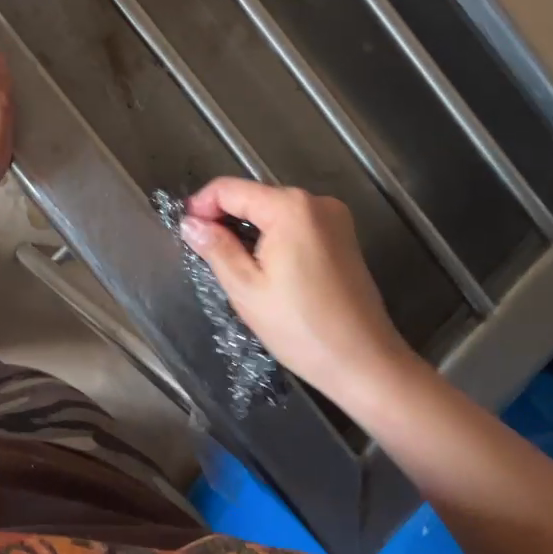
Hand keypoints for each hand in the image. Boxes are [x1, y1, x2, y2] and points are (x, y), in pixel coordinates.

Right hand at [179, 178, 416, 402]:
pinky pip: (295, 224)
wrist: (366, 364)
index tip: (187, 232)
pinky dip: (273, 237)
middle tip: (205, 253)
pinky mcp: (343, 237)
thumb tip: (190, 223)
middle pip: (254, 197)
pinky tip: (265, 268)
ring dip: (248, 229)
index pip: (230, 189)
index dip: (201, 205)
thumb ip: (215, 247)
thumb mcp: (246, 288)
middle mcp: (315, 202)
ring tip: (232, 264)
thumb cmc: (301, 328)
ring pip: (273, 211)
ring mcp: (334, 218)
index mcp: (290, 208)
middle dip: (225, 218)